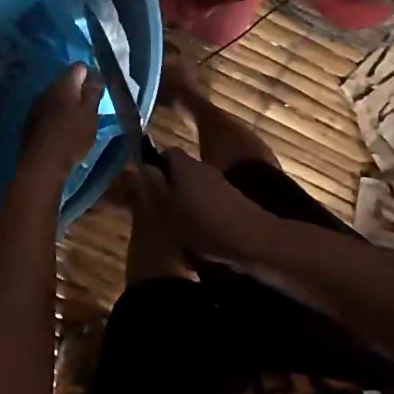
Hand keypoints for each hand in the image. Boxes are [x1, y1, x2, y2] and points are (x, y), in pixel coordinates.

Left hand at [19, 63, 102, 182]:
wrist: (42, 164)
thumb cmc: (72, 137)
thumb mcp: (90, 115)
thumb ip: (93, 94)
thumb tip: (95, 76)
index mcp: (64, 84)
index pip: (79, 67)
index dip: (91, 74)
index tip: (99, 88)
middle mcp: (47, 89)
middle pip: (66, 81)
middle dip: (79, 89)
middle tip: (92, 105)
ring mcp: (37, 104)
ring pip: (56, 96)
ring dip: (68, 102)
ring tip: (79, 118)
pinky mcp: (31, 120)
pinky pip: (48, 109)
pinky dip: (57, 114)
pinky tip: (63, 128)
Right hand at [140, 149, 283, 264]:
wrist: (253, 240)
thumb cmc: (203, 224)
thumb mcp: (166, 210)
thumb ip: (152, 187)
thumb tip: (140, 168)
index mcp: (184, 165)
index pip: (167, 153)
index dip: (156, 165)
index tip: (148, 183)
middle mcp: (204, 168)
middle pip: (183, 169)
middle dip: (172, 183)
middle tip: (161, 206)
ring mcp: (223, 183)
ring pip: (198, 185)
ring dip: (189, 198)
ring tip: (180, 222)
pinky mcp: (236, 200)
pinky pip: (212, 199)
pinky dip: (205, 209)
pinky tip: (202, 231)